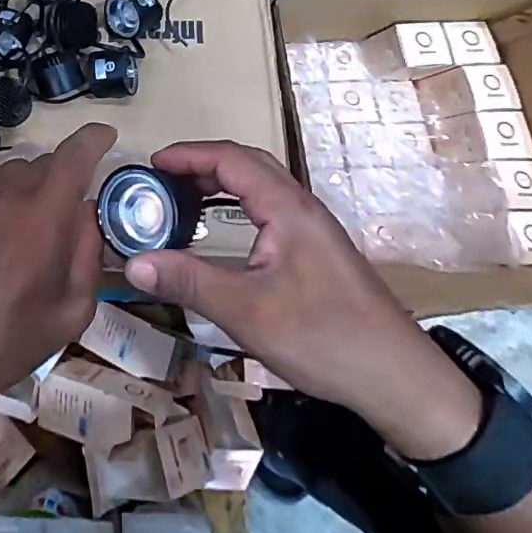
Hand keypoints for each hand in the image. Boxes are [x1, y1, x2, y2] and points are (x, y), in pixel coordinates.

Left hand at [0, 122, 115, 406]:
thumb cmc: (13, 337)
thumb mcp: (74, 308)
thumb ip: (89, 251)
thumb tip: (88, 213)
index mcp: (44, 218)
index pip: (75, 154)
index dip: (95, 138)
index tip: (106, 138)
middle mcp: (8, 194)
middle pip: (46, 163)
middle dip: (64, 179)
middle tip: (64, 215)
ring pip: (14, 172)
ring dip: (30, 188)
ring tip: (25, 228)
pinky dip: (0, 197)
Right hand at [122, 141, 482, 459]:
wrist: (397, 377)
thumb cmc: (323, 338)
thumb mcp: (246, 312)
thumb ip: (188, 282)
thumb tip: (134, 264)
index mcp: (287, 208)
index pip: (232, 159)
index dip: (189, 155)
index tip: (152, 164)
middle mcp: (302, 207)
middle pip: (249, 163)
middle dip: (202, 163)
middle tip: (163, 180)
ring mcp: (314, 228)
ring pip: (262, 185)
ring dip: (222, 182)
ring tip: (184, 199)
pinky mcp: (318, 249)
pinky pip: (270, 207)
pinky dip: (238, 204)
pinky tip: (224, 231)